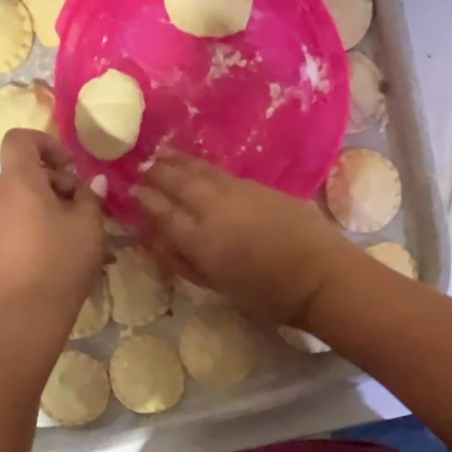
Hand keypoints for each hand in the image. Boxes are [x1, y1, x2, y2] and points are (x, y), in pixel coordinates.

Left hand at [0, 130, 104, 324]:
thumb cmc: (60, 260)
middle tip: (90, 212)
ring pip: (30, 204)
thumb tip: (94, 182)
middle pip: (29, 174)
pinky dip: (47, 232)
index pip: (21, 138)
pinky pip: (24, 227)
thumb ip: (91, 198)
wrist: (25, 314)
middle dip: (62, 186)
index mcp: (19, 180)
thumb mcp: (88, 226)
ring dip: (59, 213)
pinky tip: (73, 259)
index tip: (71, 168)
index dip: (47, 143)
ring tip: (89, 242)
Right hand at [133, 154, 356, 325]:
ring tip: (162, 156)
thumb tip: (159, 244)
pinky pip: (221, 172)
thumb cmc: (270, 296)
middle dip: (156, 173)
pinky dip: (202, 167)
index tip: (130, 191)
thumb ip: (187, 264)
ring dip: (177, 162)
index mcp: (201, 241)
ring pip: (199, 171)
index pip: (162, 213)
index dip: (143, 201)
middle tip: (142, 167)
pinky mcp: (260, 186)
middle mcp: (214, 209)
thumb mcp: (221, 288)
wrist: (321, 276)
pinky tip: (198, 167)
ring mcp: (238, 192)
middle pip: (177, 183)